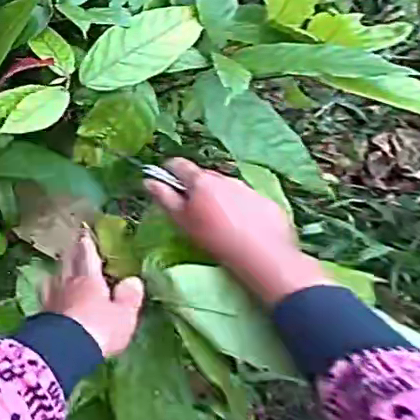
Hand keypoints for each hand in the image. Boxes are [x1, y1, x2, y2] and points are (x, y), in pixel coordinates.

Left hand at [43, 228, 143, 357]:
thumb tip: (132, 279)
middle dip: (72, 251)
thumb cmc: (100, 328)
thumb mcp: (123, 314)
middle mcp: (67, 280)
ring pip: (56, 273)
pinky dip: (51, 284)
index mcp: (88, 278)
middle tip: (73, 243)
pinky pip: (47, 288)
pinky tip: (49, 286)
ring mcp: (52, 292)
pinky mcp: (43, 307)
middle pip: (68, 261)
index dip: (86, 243)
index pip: (87, 255)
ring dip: (61, 266)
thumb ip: (128, 296)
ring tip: (63, 263)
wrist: (64, 345)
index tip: (83, 232)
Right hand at [143, 158, 330, 306]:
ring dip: (219, 196)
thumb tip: (149, 181)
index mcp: (201, 181)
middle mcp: (226, 179)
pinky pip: (248, 200)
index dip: (168, 171)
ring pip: (227, 187)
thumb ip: (164, 197)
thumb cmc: (213, 237)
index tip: (166, 184)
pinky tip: (242, 226)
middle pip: (204, 176)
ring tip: (219, 219)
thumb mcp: (180, 219)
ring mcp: (250, 190)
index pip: (178, 164)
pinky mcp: (269, 204)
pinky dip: (241, 207)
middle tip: (192, 207)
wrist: (264, 256)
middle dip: (196, 187)